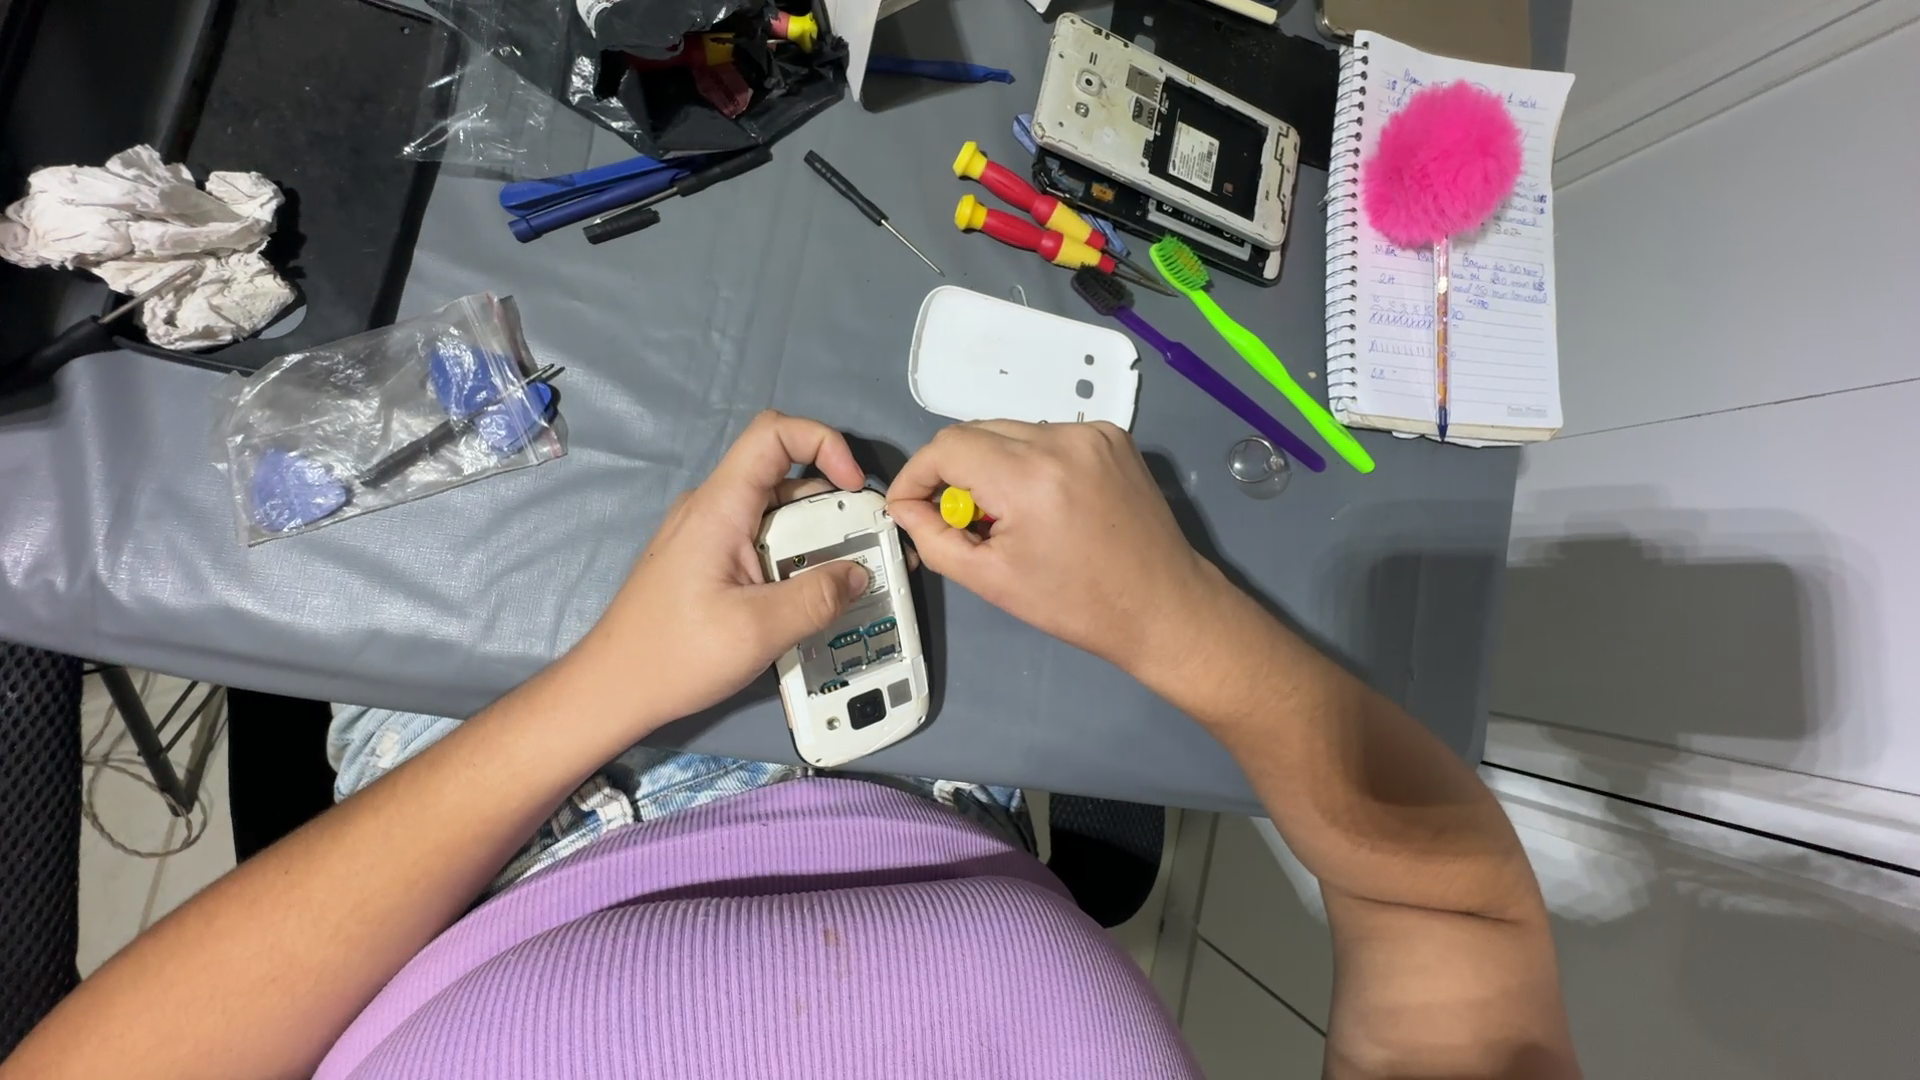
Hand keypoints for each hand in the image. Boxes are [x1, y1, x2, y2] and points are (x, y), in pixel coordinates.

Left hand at [573, 411, 871, 732]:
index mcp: (719, 508)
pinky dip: (796, 555)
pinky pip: (763, 539)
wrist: (612, 689)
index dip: (824, 442)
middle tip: (866, 544)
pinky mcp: (710, 560)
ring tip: (844, 575)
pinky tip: (809, 593)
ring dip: (817, 535)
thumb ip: (817, 598)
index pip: (774, 433)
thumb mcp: (759, 630)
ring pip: (777, 511)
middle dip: (833, 504)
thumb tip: (857, 575)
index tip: (854, 485)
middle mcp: (713, 509)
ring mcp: (709, 534)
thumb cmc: (674, 655)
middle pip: (785, 477)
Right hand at [886, 420, 1217, 676]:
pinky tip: (1045, 500)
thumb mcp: (990, 580)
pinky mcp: (1113, 436)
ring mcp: (1093, 432)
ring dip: (992, 465)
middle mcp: (1062, 439)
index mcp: (1029, 477)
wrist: (1162, 605)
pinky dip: (1030, 462)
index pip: (947, 446)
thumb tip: (906, 508)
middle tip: (960, 517)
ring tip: (1007, 513)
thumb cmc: (1074, 604)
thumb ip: (934, 538)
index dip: (917, 474)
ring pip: (1011, 431)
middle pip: (976, 432)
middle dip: (953, 471)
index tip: (910, 505)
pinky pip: (1048, 436)